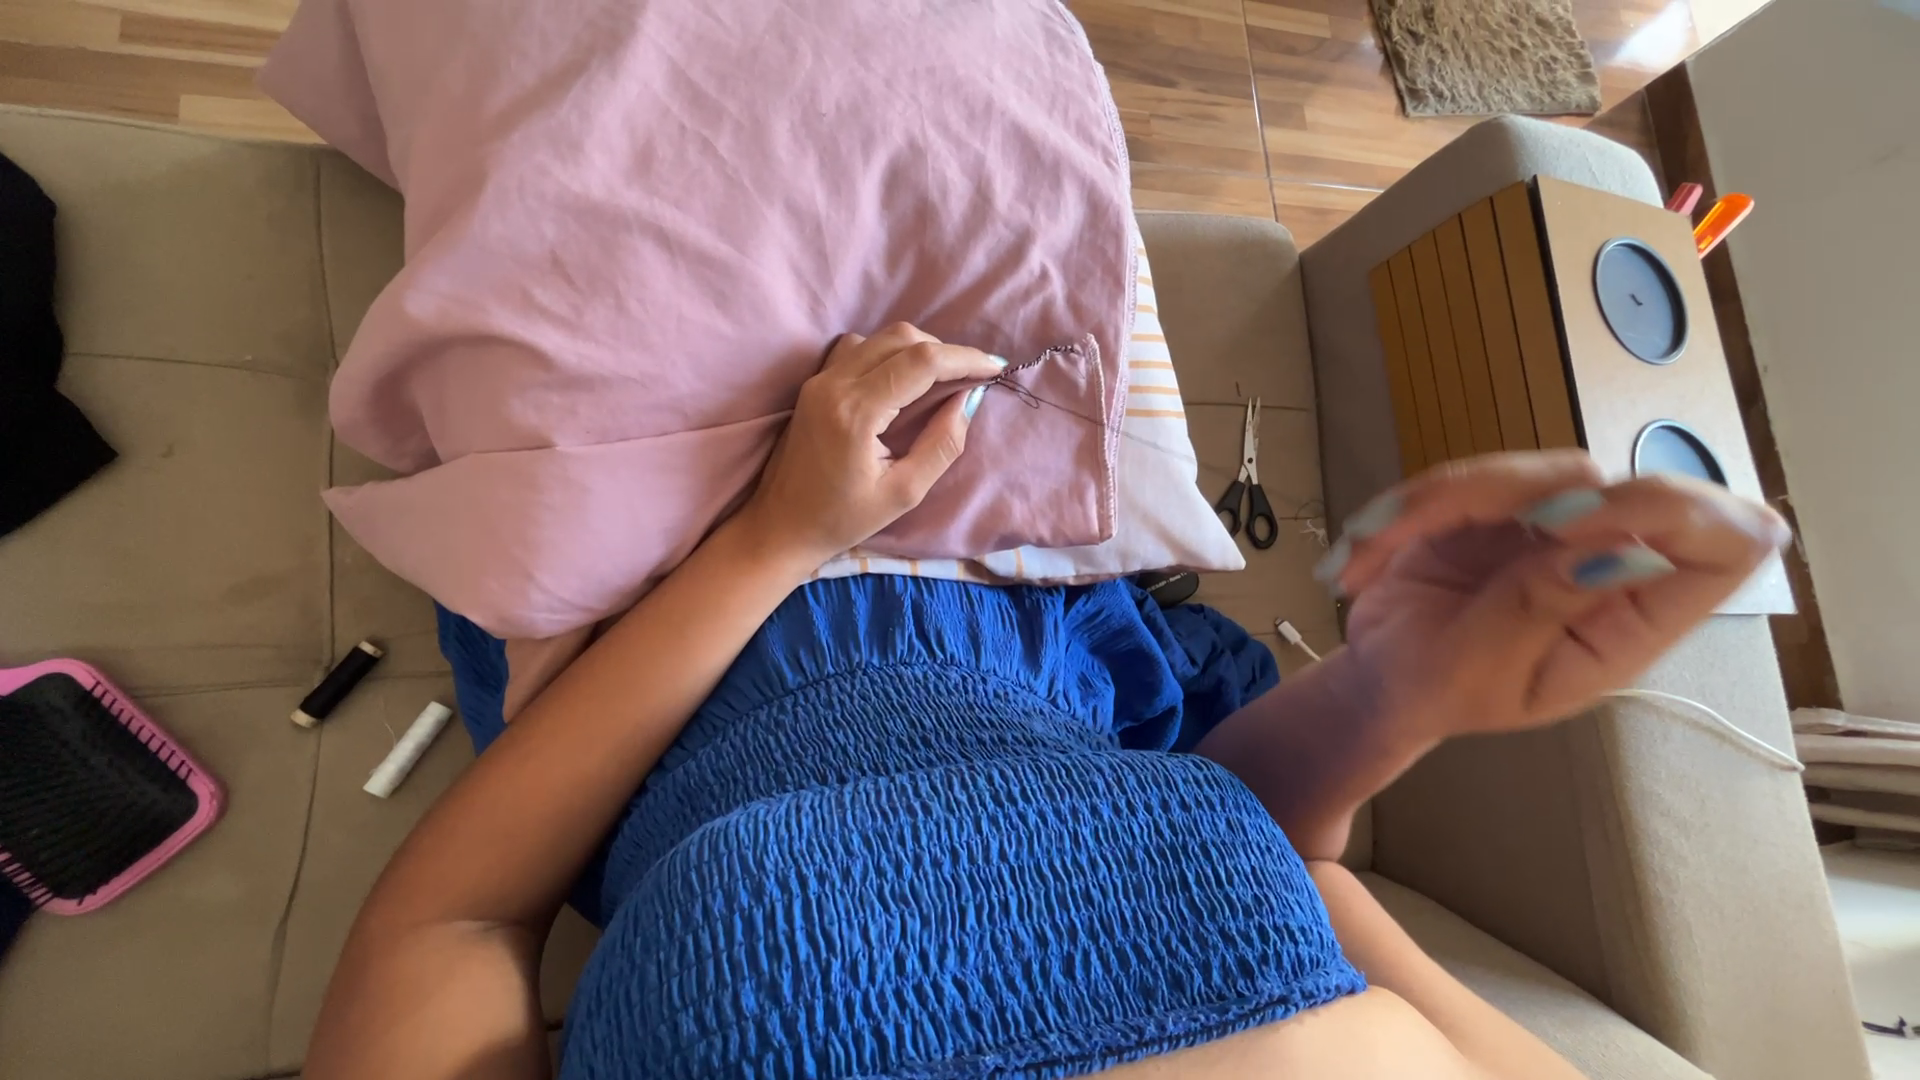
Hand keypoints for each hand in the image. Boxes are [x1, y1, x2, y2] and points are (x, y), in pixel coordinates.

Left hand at [737, 323, 1005, 567]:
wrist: (780, 526)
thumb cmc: (842, 519)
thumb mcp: (904, 492)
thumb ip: (942, 444)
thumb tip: (968, 400)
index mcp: (856, 413)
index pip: (921, 362)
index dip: (965, 358)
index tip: (995, 368)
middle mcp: (834, 384)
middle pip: (902, 338)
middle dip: (945, 351)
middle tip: (972, 376)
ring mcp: (819, 380)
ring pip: (880, 338)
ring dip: (917, 349)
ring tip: (942, 378)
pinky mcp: (814, 384)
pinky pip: (858, 348)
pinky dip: (889, 353)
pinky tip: (902, 380)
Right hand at [1318, 451, 1789, 738]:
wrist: (1379, 681)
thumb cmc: (1436, 694)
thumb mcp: (1484, 670)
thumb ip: (1539, 609)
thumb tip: (1614, 549)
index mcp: (1628, 617)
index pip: (1725, 542)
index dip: (1673, 512)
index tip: (1566, 526)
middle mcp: (1599, 561)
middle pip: (1605, 482)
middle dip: (1510, 492)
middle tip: (1422, 525)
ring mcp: (1539, 530)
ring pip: (1520, 470)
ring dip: (1428, 503)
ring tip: (1361, 557)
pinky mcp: (1482, 511)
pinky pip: (1452, 482)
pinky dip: (1394, 514)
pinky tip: (1355, 560)